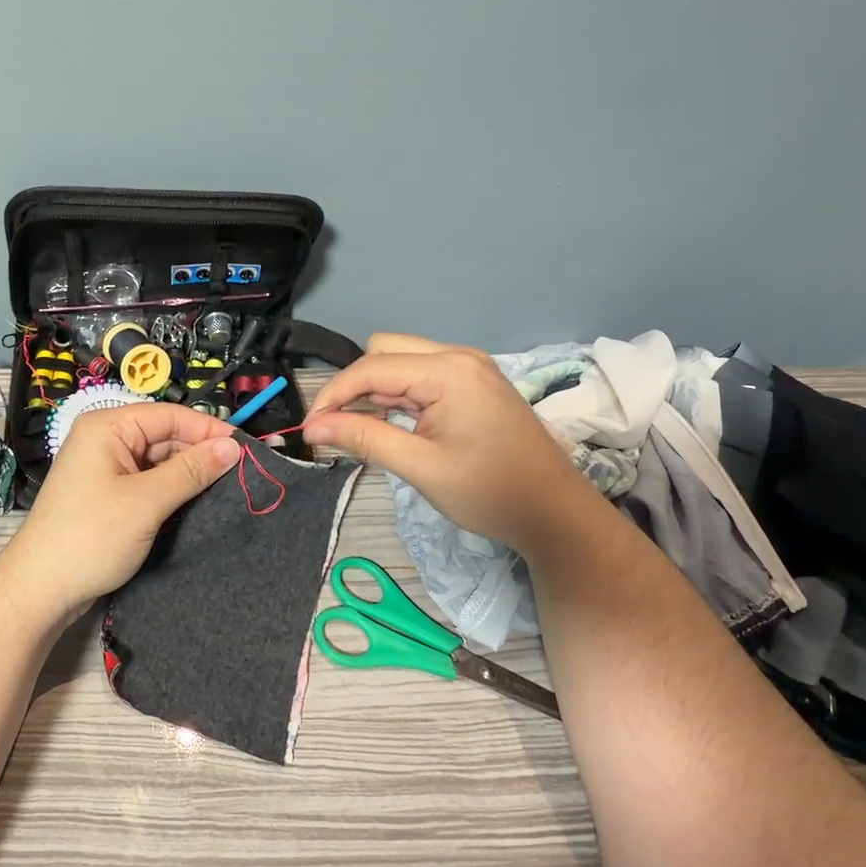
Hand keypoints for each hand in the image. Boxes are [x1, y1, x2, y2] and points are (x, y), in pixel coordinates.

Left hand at [0, 403, 240, 624]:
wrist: (41, 588)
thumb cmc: (91, 537)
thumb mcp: (146, 502)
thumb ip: (190, 471)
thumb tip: (232, 446)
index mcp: (107, 427)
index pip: (169, 415)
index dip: (208, 429)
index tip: (248, 449)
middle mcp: (105, 440)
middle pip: (164, 436)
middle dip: (200, 453)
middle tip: (243, 474)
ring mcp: (105, 469)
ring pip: (159, 461)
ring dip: (188, 474)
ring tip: (228, 490)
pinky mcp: (108, 496)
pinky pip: (148, 482)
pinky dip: (172, 491)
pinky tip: (198, 504)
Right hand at [302, 333, 596, 548]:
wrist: (556, 514)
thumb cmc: (490, 493)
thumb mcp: (420, 468)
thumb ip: (364, 438)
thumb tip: (313, 427)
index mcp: (449, 371)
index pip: (371, 368)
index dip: (333, 396)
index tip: (310, 429)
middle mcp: (458, 357)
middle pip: (383, 352)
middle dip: (354, 387)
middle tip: (339, 429)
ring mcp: (469, 368)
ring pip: (399, 362)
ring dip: (374, 392)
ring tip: (362, 433)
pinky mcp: (472, 383)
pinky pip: (419, 376)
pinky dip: (397, 397)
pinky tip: (391, 426)